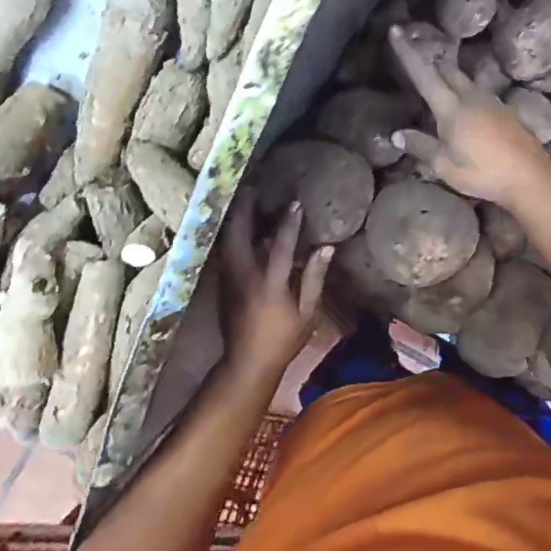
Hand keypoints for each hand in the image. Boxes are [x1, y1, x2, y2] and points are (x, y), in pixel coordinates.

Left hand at [221, 199, 332, 377]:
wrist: (246, 362)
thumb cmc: (283, 340)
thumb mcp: (307, 313)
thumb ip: (315, 278)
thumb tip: (326, 247)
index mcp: (270, 284)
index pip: (281, 245)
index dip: (289, 222)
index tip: (296, 203)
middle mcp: (246, 276)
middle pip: (240, 234)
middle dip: (246, 209)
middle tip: (254, 188)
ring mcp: (230, 279)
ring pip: (229, 240)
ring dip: (236, 219)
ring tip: (245, 200)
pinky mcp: (223, 283)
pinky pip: (227, 250)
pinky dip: (233, 234)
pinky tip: (241, 227)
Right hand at [388, 24, 550, 205]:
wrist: (530, 177)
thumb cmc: (483, 173)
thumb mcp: (444, 165)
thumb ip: (421, 146)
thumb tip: (397, 134)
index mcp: (452, 108)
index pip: (424, 75)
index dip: (407, 52)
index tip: (396, 29)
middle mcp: (472, 97)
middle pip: (448, 72)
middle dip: (432, 66)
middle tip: (419, 66)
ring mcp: (492, 102)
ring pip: (466, 82)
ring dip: (451, 82)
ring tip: (441, 93)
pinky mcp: (506, 112)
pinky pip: (480, 96)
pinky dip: (467, 97)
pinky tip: (467, 114)